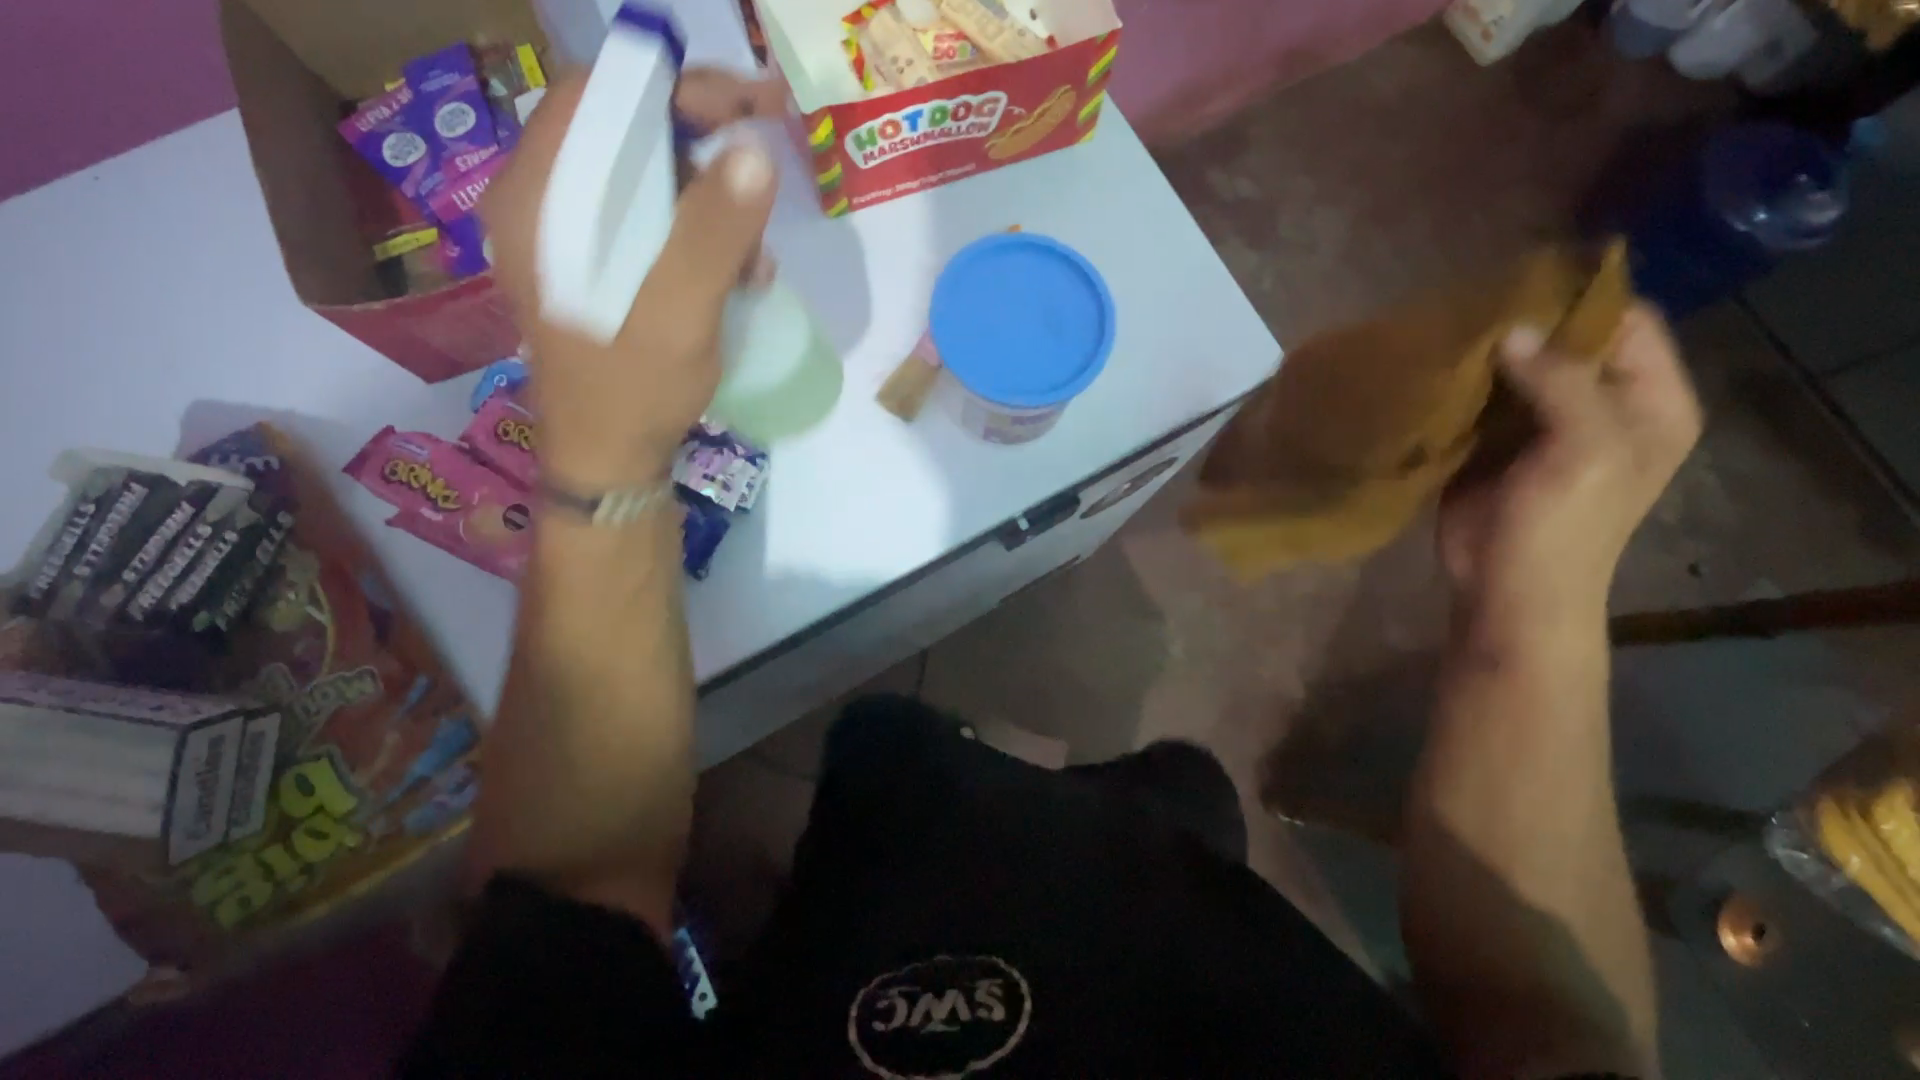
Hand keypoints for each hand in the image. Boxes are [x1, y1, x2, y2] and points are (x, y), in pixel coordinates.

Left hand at [480, 70, 782, 489]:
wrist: (611, 459)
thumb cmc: (633, 391)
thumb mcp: (677, 315)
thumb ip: (711, 235)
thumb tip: (753, 154)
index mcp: (539, 201)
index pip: (597, 98)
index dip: (672, 87)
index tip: (744, 109)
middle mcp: (542, 205)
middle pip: (621, 130)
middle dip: (700, 143)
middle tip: (760, 164)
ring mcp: (565, 236)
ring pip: (641, 174)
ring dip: (707, 197)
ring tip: (753, 252)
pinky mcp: (592, 264)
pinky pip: (647, 217)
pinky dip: (696, 230)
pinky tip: (736, 273)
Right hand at [1438, 303, 1701, 619]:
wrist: (1508, 592)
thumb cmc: (1564, 528)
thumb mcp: (1585, 450)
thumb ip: (1560, 382)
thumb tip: (1513, 329)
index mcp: (1650, 403)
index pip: (1627, 324)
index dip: (1583, 303)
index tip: (1526, 286)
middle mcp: (1603, 405)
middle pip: (1569, 341)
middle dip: (1527, 324)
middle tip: (1477, 305)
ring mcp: (1545, 424)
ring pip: (1520, 366)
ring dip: (1489, 352)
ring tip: (1451, 328)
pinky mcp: (1495, 442)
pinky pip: (1484, 396)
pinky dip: (1463, 381)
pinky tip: (1437, 364)